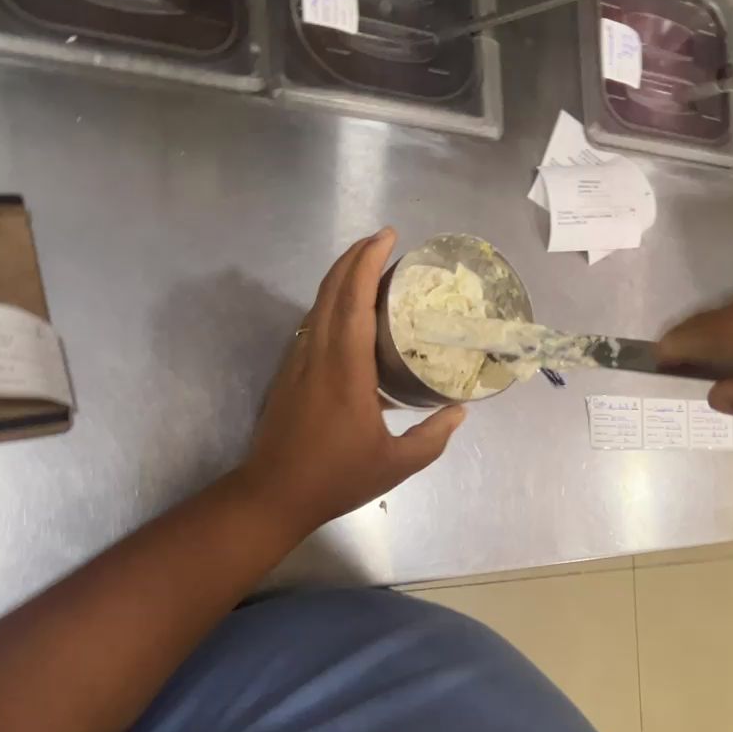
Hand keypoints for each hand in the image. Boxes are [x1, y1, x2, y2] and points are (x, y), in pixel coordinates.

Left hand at [231, 229, 465, 533]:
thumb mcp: (396, 464)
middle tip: (383, 241)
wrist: (273, 494)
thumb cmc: (335, 478)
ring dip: (341, 278)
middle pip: (331, 290)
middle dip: (355, 257)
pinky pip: (311, 325)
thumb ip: (432, 436)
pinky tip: (350, 314)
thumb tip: (459, 412)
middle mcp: (317, 355)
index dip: (369, 262)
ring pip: (316, 305)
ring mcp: (298, 363)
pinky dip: (331, 304)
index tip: (388, 237)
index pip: (354, 300)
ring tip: (370, 269)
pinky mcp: (289, 374)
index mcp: (345, 370)